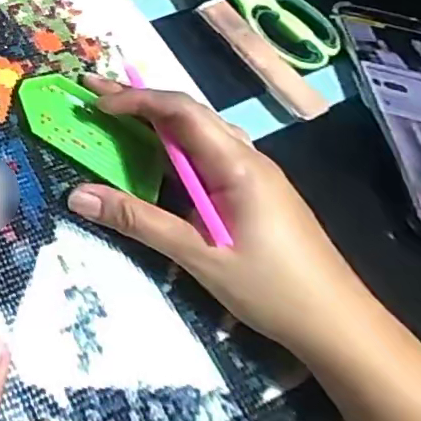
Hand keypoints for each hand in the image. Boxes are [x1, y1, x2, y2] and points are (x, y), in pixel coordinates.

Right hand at [68, 75, 377, 357]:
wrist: (343, 327)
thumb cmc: (273, 289)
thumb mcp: (199, 256)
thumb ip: (139, 222)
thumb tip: (78, 196)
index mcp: (237, 163)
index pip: (180, 111)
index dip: (135, 100)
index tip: (97, 104)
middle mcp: (247, 156)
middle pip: (188, 112)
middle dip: (139, 99)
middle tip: (94, 93)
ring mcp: (255, 171)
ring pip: (200, 129)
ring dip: (157, 118)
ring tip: (119, 115)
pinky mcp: (257, 189)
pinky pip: (208, 150)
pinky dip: (174, 142)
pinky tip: (159, 156)